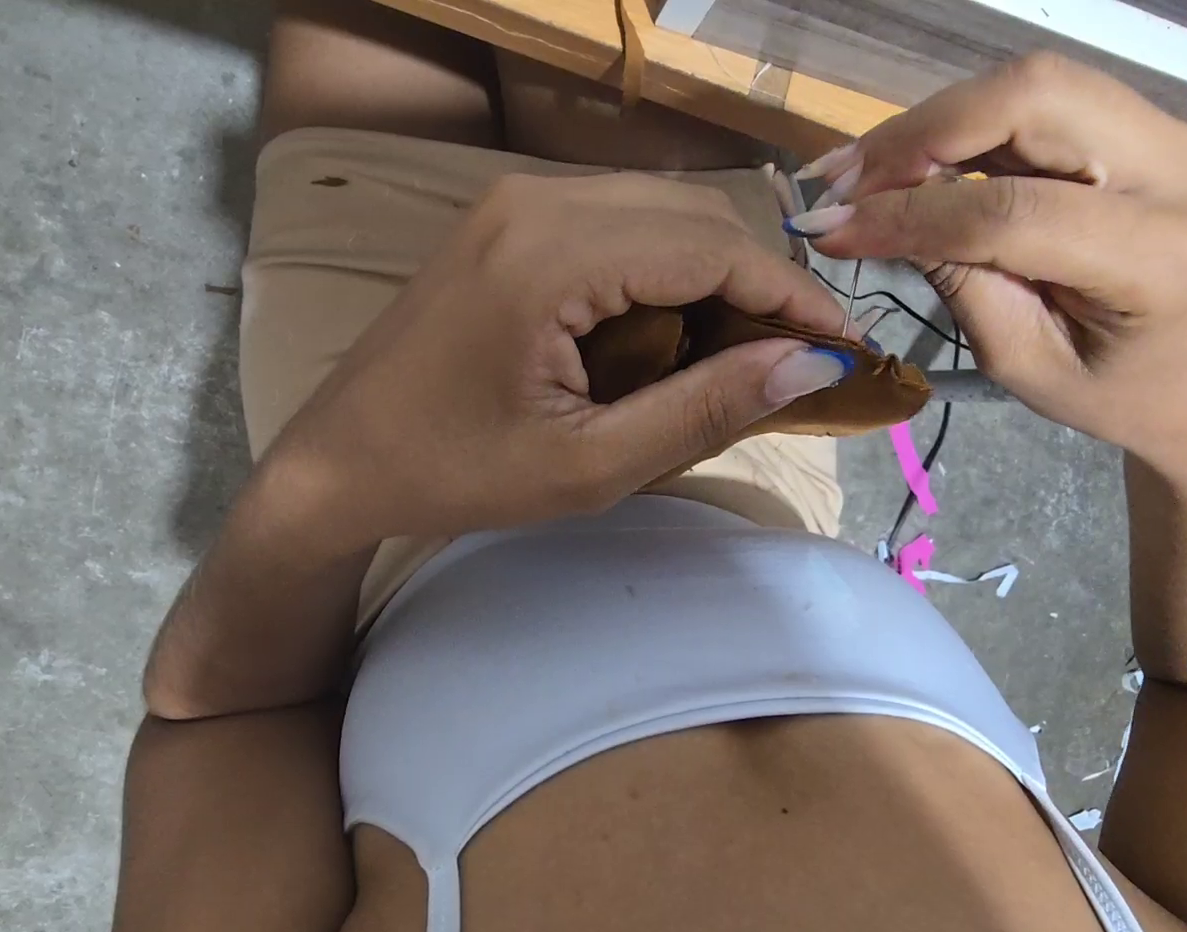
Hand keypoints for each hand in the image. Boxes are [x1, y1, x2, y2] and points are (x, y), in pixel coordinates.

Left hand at [270, 172, 851, 541]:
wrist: (340, 462)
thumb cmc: (456, 475)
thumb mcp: (588, 465)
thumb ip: (702, 409)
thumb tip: (810, 367)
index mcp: (552, 254)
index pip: (714, 249)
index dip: (794, 298)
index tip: (847, 350)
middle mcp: (536, 200)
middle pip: (693, 220)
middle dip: (761, 289)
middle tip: (800, 363)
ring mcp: (514, 205)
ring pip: (660, 218)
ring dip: (715, 282)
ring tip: (744, 359)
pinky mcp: (506, 225)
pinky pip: (616, 230)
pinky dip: (664, 277)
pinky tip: (673, 337)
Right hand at [787, 53, 1186, 480]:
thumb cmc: (1110, 396)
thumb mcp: (1020, 361)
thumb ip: (959, 283)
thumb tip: (873, 222)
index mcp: (1160, 257)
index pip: (1009, 210)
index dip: (908, 213)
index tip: (831, 229)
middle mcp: (1182, 169)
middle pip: (1032, 98)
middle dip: (920, 135)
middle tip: (845, 182)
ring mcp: (1174, 134)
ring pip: (1033, 86)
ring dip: (934, 125)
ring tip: (864, 173)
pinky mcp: (1150, 127)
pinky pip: (1043, 104)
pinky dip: (964, 128)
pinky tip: (913, 162)